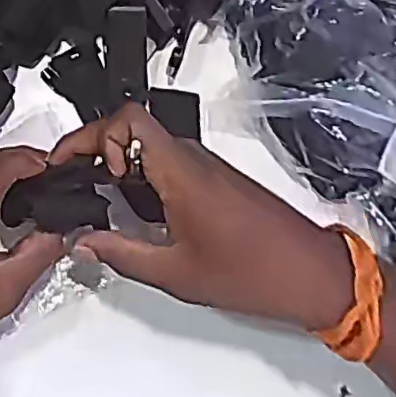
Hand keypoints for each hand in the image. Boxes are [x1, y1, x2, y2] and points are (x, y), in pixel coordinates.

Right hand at [50, 103, 353, 332]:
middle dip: (95, 145)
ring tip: (103, 192)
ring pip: (144, 139)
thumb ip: (121, 255)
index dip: (93, 136)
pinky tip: (136, 204)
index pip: (126, 120)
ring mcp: (201, 163)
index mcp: (179, 171)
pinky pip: (162, 155)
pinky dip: (139, 170)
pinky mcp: (210, 174)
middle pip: (128, 124)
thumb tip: (85, 245)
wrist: (318, 277)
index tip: (79, 163)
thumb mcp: (177, 274)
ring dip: (117, 158)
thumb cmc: (261, 273)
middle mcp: (190, 157)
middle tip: (76, 171)